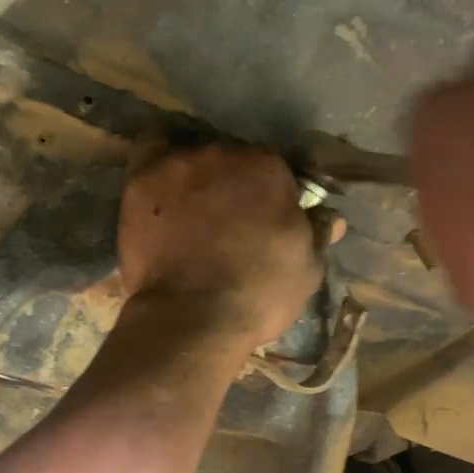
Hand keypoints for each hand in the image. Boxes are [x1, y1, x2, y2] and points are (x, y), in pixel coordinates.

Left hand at [117, 142, 328, 351]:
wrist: (193, 318)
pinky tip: (160, 190)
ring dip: (195, 177)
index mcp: (270, 168)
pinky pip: (148, 152)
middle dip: (231, 185)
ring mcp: (180, 164)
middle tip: (226, 223)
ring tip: (191, 212)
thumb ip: (316, 237)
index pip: (273, 169)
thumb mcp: (306, 272)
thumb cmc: (258, 297)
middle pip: (230, 159)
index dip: (269, 197)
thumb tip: (331, 219)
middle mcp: (225, 152)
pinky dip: (157, 166)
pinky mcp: (141, 181)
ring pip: (191, 157)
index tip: (264, 222)